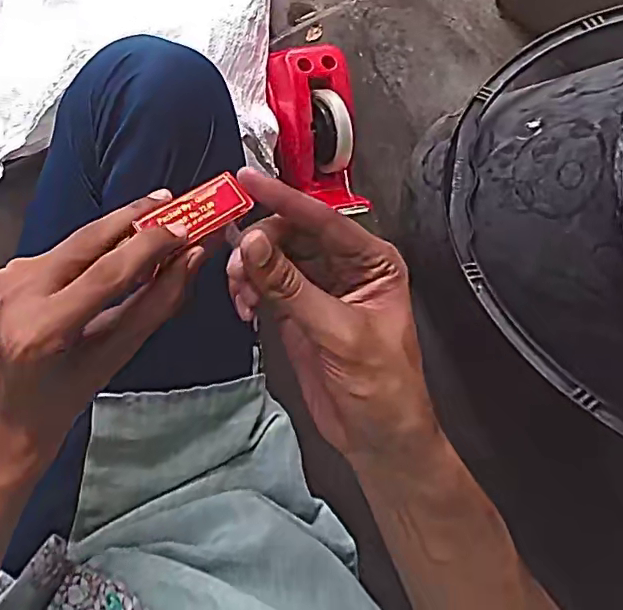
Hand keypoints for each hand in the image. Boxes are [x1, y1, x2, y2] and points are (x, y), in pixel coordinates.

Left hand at [0, 191, 207, 473]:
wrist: (15, 408)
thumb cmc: (67, 392)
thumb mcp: (118, 354)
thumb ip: (158, 302)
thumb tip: (190, 258)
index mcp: (42, 330)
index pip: (106, 273)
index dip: (149, 246)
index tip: (182, 229)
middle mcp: (18, 297)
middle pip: (87, 241)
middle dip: (133, 218)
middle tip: (168, 202)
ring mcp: (8, 280)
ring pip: (76, 240)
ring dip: (117, 229)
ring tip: (153, 221)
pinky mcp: (8, 269)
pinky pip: (62, 249)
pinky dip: (94, 245)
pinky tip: (115, 246)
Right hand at [228, 167, 439, 465]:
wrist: (379, 442)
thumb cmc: (384, 389)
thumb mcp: (339, 333)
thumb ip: (290, 287)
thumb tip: (252, 244)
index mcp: (371, 260)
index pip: (321, 218)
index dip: (282, 198)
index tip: (248, 181)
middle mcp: (342, 264)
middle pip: (288, 232)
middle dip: (258, 245)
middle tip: (238, 266)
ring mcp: (316, 283)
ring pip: (271, 254)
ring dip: (248, 268)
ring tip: (242, 295)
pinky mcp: (294, 305)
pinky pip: (262, 280)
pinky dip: (247, 288)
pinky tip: (246, 307)